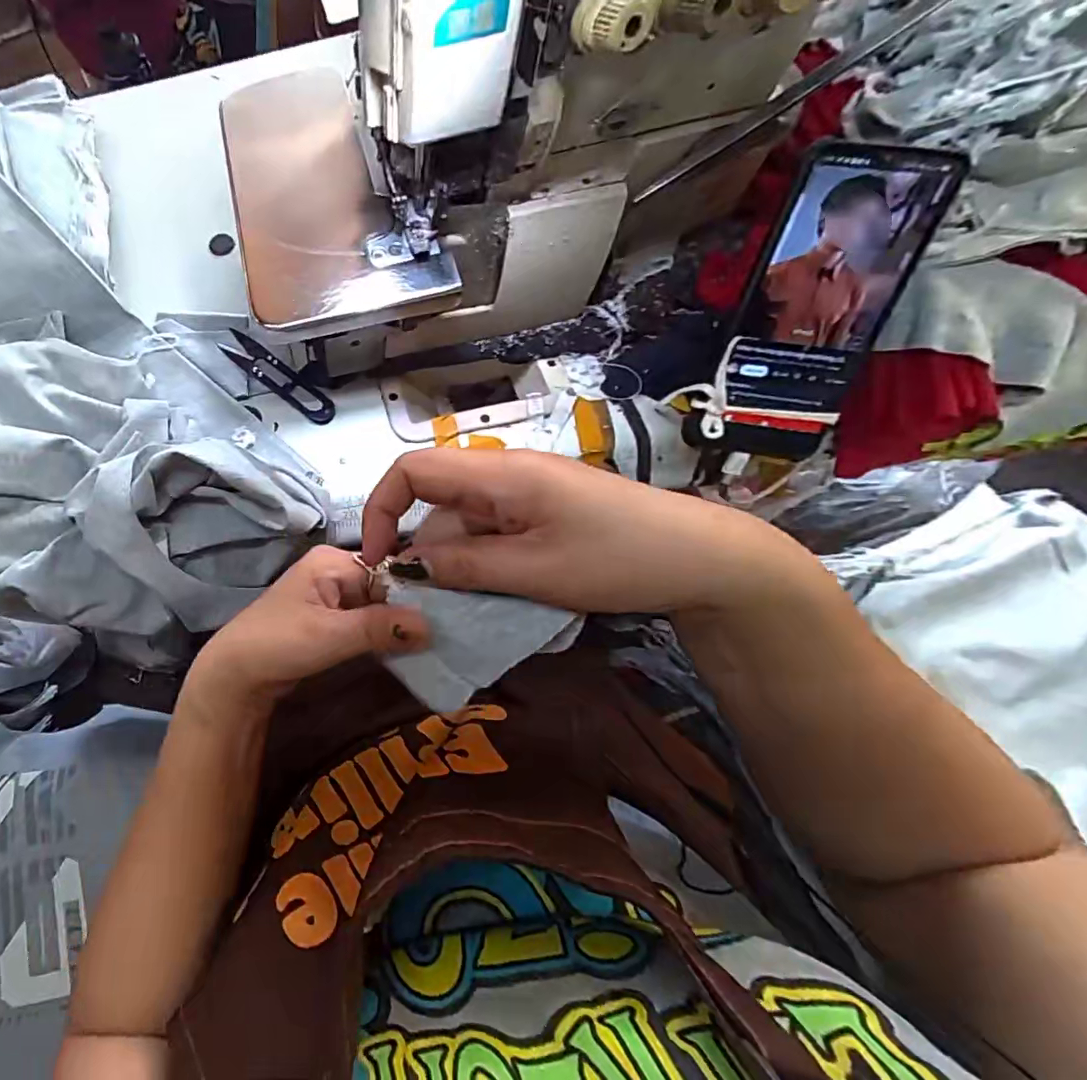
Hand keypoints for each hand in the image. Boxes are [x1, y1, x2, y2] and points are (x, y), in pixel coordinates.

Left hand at [185, 546, 429, 714]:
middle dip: (409, 614)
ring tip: (433, 647)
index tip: (450, 619)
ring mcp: (329, 597)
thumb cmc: (278, 644)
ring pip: (376, 609)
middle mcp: (332, 572)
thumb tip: (432, 625)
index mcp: (331, 561)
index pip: (389, 571)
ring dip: (396, 628)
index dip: (417, 596)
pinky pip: (363, 624)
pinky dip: (380, 637)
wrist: (235, 674)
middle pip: (385, 589)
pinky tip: (404, 652)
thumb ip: (380, 627)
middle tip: (448, 637)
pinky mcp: (327, 621)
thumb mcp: (331, 635)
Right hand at [360, 448, 819, 614]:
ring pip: (461, 522)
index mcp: (498, 473)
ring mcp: (525, 492)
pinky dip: (481, 561)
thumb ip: (460, 567)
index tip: (378, 559)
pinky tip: (497, 591)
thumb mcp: (531, 571)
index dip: (380, 509)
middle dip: (421, 549)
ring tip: (469, 603)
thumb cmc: (618, 558)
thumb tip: (403, 567)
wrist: (708, 560)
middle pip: (434, 502)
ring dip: (453, 561)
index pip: (410, 470)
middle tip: (426, 600)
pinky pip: (490, 531)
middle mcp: (504, 473)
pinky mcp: (542, 511)